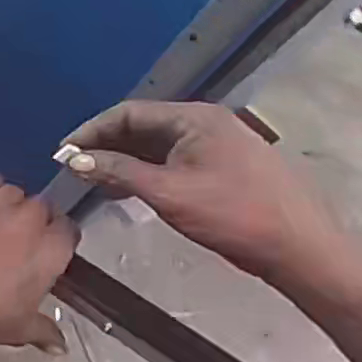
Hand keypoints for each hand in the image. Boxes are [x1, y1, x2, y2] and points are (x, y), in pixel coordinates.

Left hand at [0, 174, 78, 357]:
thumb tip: (59, 345)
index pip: (69, 231)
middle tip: (21, 243)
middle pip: (44, 208)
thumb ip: (45, 330)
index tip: (49, 250)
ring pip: (17, 193)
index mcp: (50, 251)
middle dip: (37, 222)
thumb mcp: (19, 329)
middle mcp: (30, 221)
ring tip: (0, 225)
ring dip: (13, 205)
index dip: (59, 239)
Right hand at [61, 100, 339, 280]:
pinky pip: (171, 161)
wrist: (298, 248)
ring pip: (155, 145)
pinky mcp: (219, 168)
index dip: (92, 131)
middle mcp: (203, 123)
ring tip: (93, 180)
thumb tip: (75, 160)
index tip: (63, 153)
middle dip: (105, 146)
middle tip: (74, 168)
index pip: (129, 113)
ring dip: (122, 160)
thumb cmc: (233, 214)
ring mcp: (214, 145)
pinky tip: (126, 188)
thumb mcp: (168, 192)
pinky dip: (144, 172)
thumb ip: (119, 172)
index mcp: (194, 118)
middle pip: (141, 126)